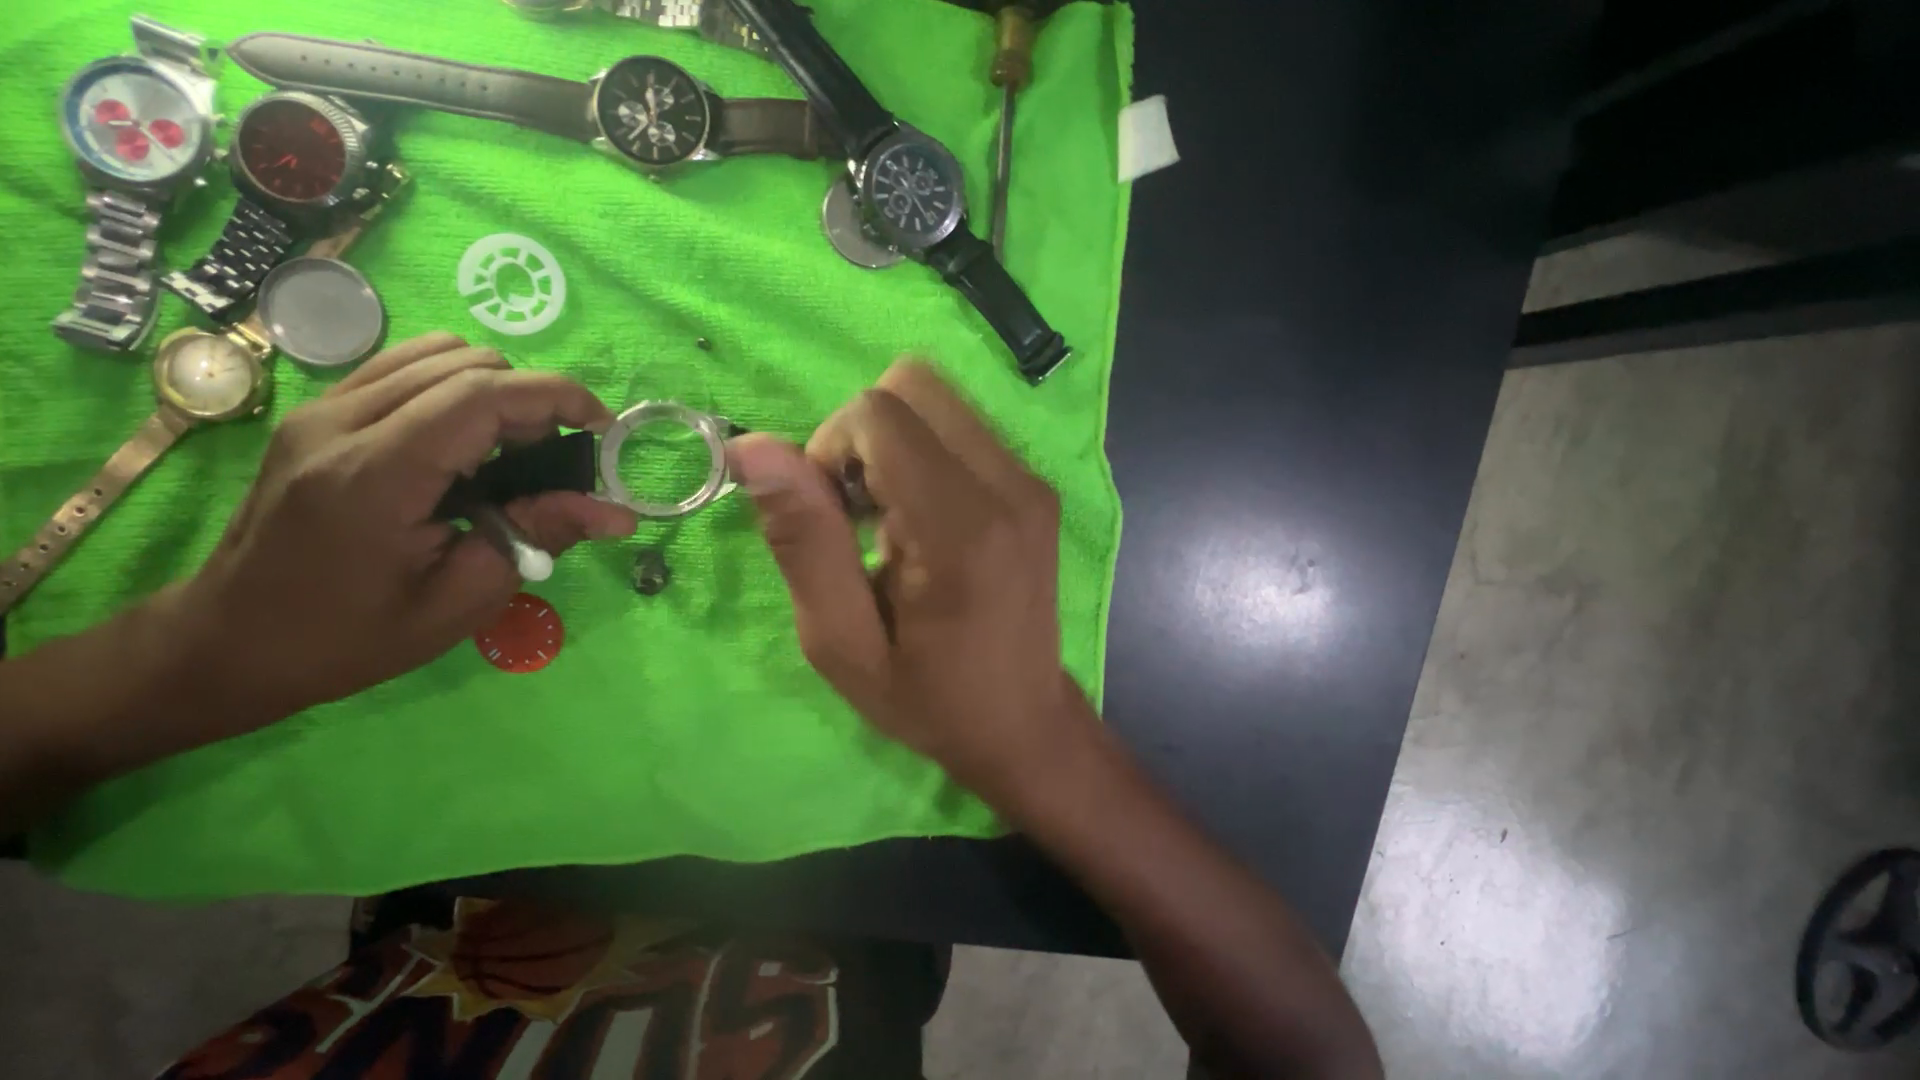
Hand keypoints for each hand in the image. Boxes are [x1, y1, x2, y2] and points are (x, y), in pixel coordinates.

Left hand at [176, 333, 635, 728]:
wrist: (230, 642)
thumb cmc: (350, 638)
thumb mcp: (460, 602)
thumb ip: (538, 538)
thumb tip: (617, 512)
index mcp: (375, 476)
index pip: (481, 394)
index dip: (556, 396)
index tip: (601, 428)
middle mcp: (341, 423)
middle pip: (464, 362)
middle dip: (530, 399)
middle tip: (550, 462)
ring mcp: (321, 410)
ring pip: (435, 352)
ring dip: (494, 388)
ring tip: (509, 450)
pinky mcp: (317, 413)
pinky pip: (403, 367)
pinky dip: (455, 387)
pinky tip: (465, 441)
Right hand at [727, 359, 1095, 805]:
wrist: (1022, 723)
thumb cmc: (927, 698)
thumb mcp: (842, 641)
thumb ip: (802, 539)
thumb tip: (750, 445)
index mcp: (962, 529)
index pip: (878, 413)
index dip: (829, 450)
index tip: (832, 521)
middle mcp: (1010, 486)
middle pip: (910, 384)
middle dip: (859, 436)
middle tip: (856, 517)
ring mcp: (1031, 480)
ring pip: (936, 398)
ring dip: (890, 444)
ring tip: (888, 522)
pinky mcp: (1036, 484)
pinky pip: (961, 426)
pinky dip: (922, 454)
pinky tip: (920, 520)